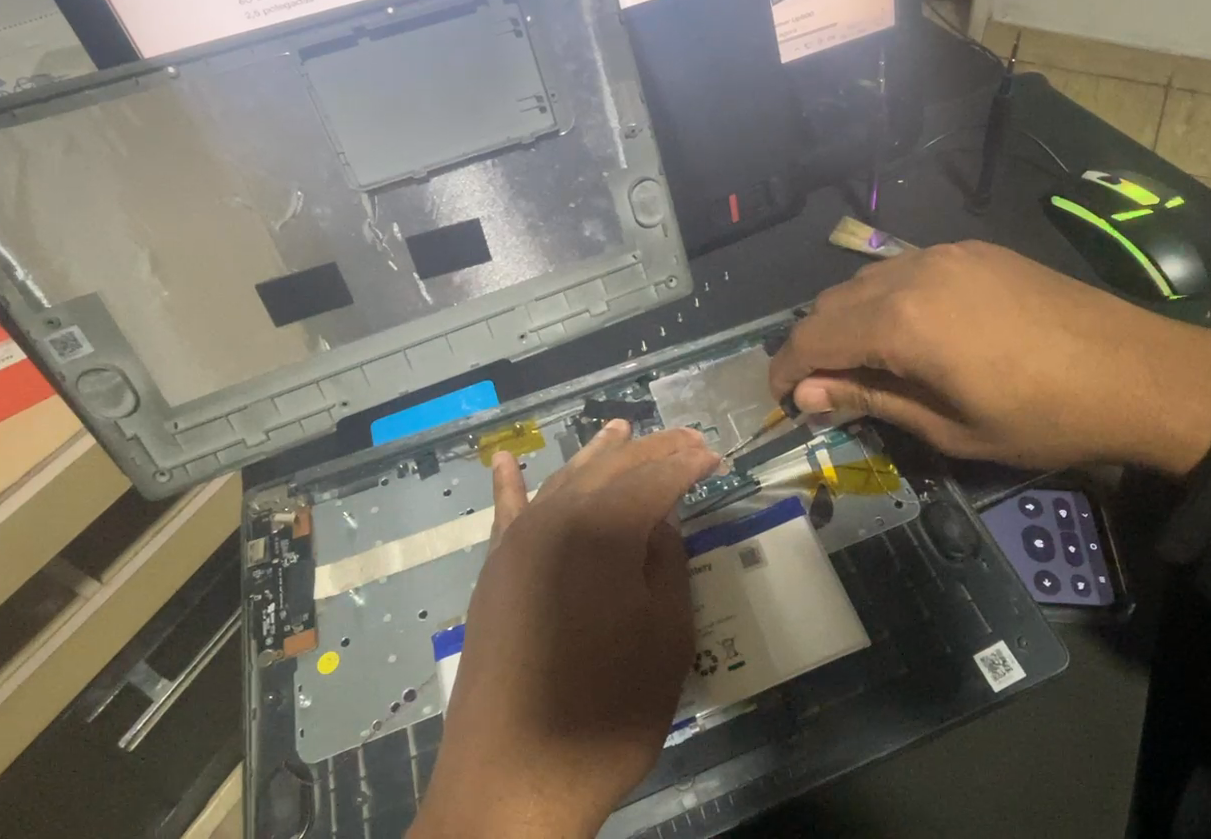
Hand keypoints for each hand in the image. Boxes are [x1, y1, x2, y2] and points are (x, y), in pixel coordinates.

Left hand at [410, 423, 720, 838]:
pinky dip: (508, 484)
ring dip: (597, 455)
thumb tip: (660, 519)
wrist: (512, 781)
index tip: (715, 455)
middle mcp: (557, 521)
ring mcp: (518, 544)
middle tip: (687, 438)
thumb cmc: (607, 712)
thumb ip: (665, 564)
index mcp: (606, 531)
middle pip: (611, 469)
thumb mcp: (665, 637)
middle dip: (651, 449)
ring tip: (622, 429)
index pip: (656, 477)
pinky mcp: (494, 573)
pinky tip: (502, 460)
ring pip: (564, 480)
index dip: (689, 463)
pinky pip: (504, 515)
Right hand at [768, 241, 1210, 474]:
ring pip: (865, 281)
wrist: (1140, 372)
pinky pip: (904, 269)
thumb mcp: (949, 426)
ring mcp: (944, 255)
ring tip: (861, 361)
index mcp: (901, 321)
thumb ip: (870, 399)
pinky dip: (884, 298)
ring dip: (847, 319)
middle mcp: (911, 274)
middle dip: (813, 345)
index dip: (786, 369)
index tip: (780, 399)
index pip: (813, 338)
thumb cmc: (1042, 417)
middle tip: (820, 388)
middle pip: (831, 303)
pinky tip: (907, 330)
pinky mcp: (972, 251)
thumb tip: (805, 394)